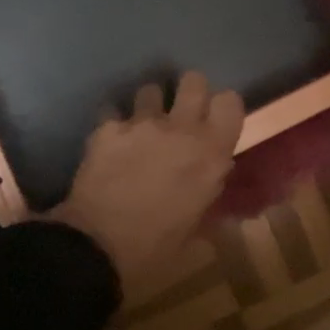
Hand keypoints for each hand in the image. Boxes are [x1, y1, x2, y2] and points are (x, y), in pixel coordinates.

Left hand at [48, 72, 243, 296]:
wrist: (98, 246)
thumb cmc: (156, 248)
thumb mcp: (196, 228)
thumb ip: (208, 194)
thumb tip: (213, 181)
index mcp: (210, 153)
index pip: (230, 102)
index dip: (223, 108)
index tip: (215, 121)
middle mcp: (180, 128)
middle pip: (193, 81)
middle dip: (189, 92)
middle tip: (181, 115)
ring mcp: (141, 123)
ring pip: (151, 90)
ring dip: (150, 106)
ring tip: (142, 129)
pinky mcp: (107, 127)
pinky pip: (114, 112)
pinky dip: (114, 125)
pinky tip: (110, 144)